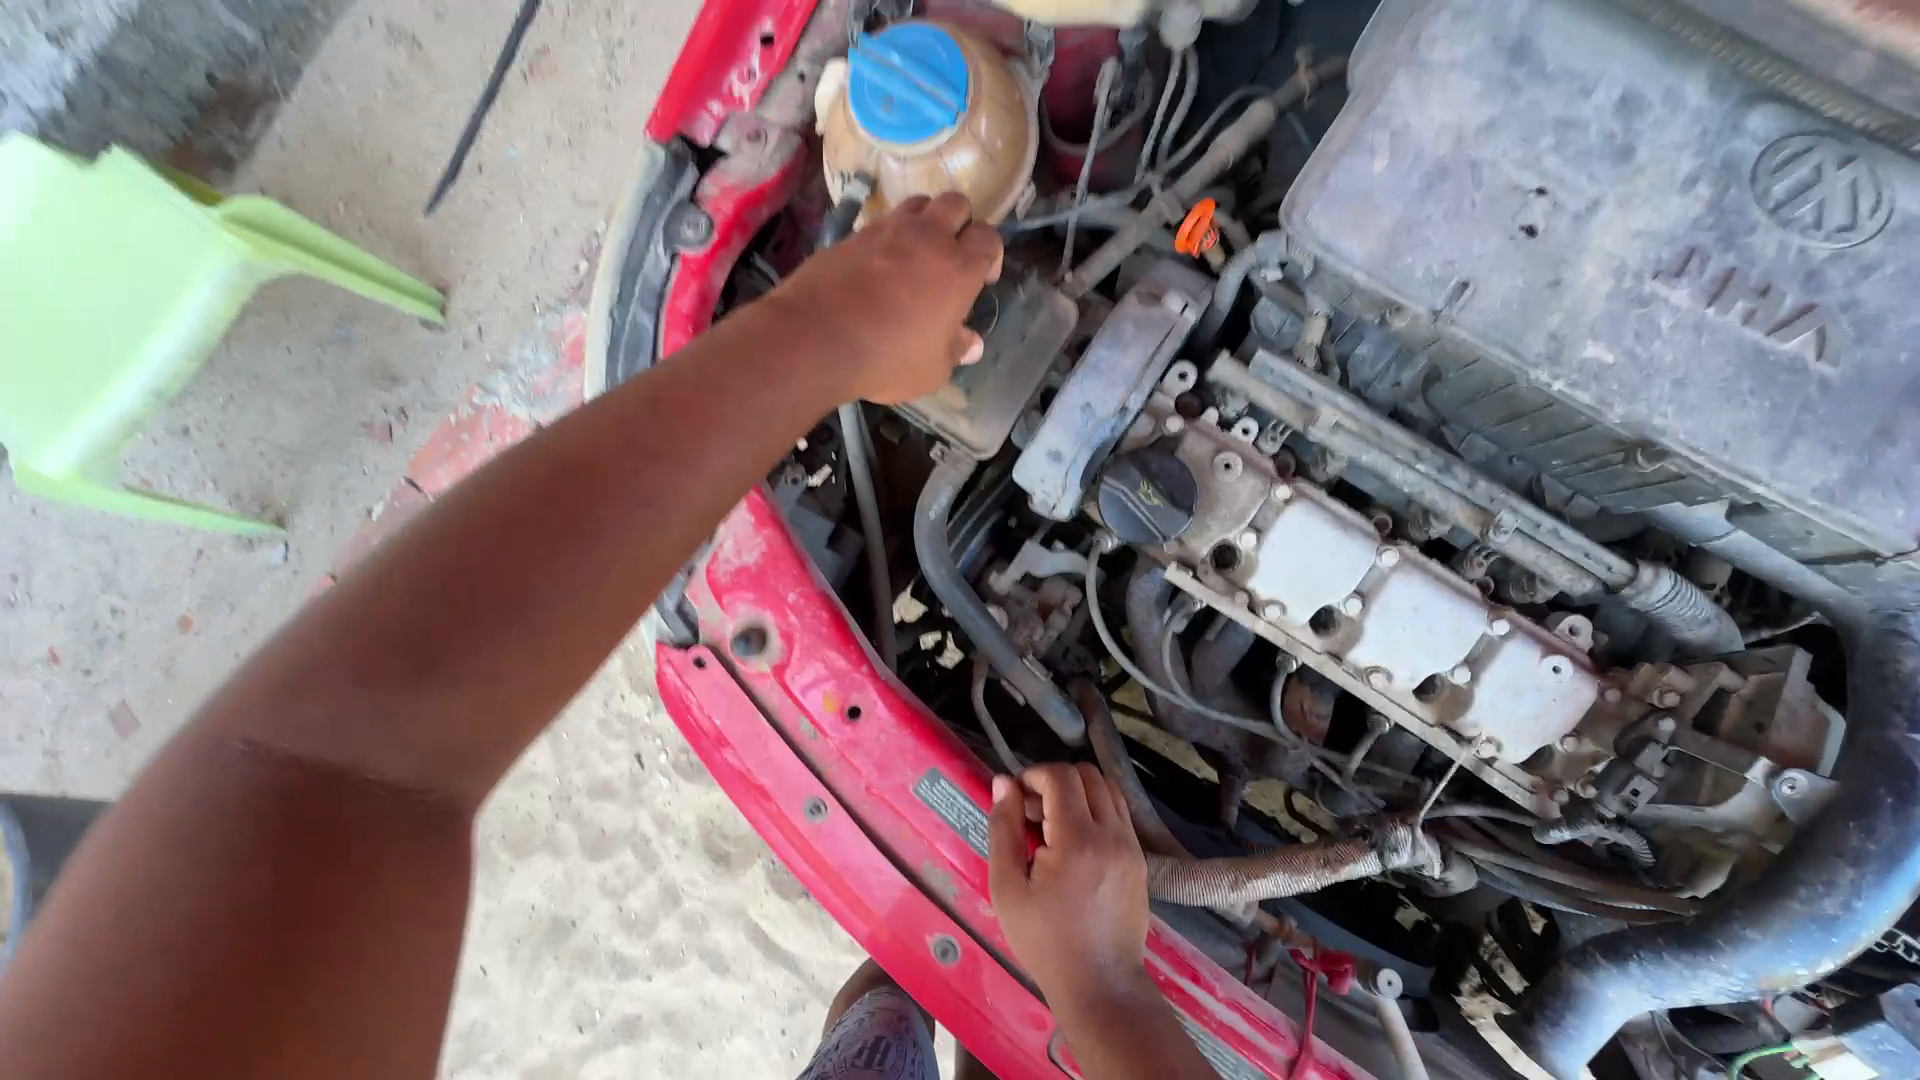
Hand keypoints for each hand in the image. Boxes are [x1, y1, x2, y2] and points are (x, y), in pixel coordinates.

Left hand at [756, 192, 1003, 404]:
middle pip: (955, 204)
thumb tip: (972, 343)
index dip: (991, 253)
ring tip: (917, 252)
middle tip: (952, 253)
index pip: (988, 239)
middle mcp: (926, 239)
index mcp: (957, 270)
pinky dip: (887, 237)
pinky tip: (878, 265)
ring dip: (924, 221)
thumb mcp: (932, 370)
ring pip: (917, 204)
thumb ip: (955, 351)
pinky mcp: (852, 235)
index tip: (983, 277)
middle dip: (960, 223)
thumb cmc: (887, 360)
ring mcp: (886, 231)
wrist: (816, 338)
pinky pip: (879, 223)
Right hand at [988, 763, 1150, 1007]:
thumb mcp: (1008, 888)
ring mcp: (1131, 845)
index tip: (1016, 799)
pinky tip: (1075, 840)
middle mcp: (1112, 834)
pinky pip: (1119, 812)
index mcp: (1078, 840)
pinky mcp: (1140, 858)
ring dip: (1079, 792)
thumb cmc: (1045, 941)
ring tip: (1054, 824)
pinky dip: (1096, 810)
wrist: (1100, 985)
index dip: (1033, 775)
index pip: (1061, 776)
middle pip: (1087, 774)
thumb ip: (1004, 829)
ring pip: (1108, 788)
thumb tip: (1003, 783)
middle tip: (1033, 811)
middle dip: (1055, 780)